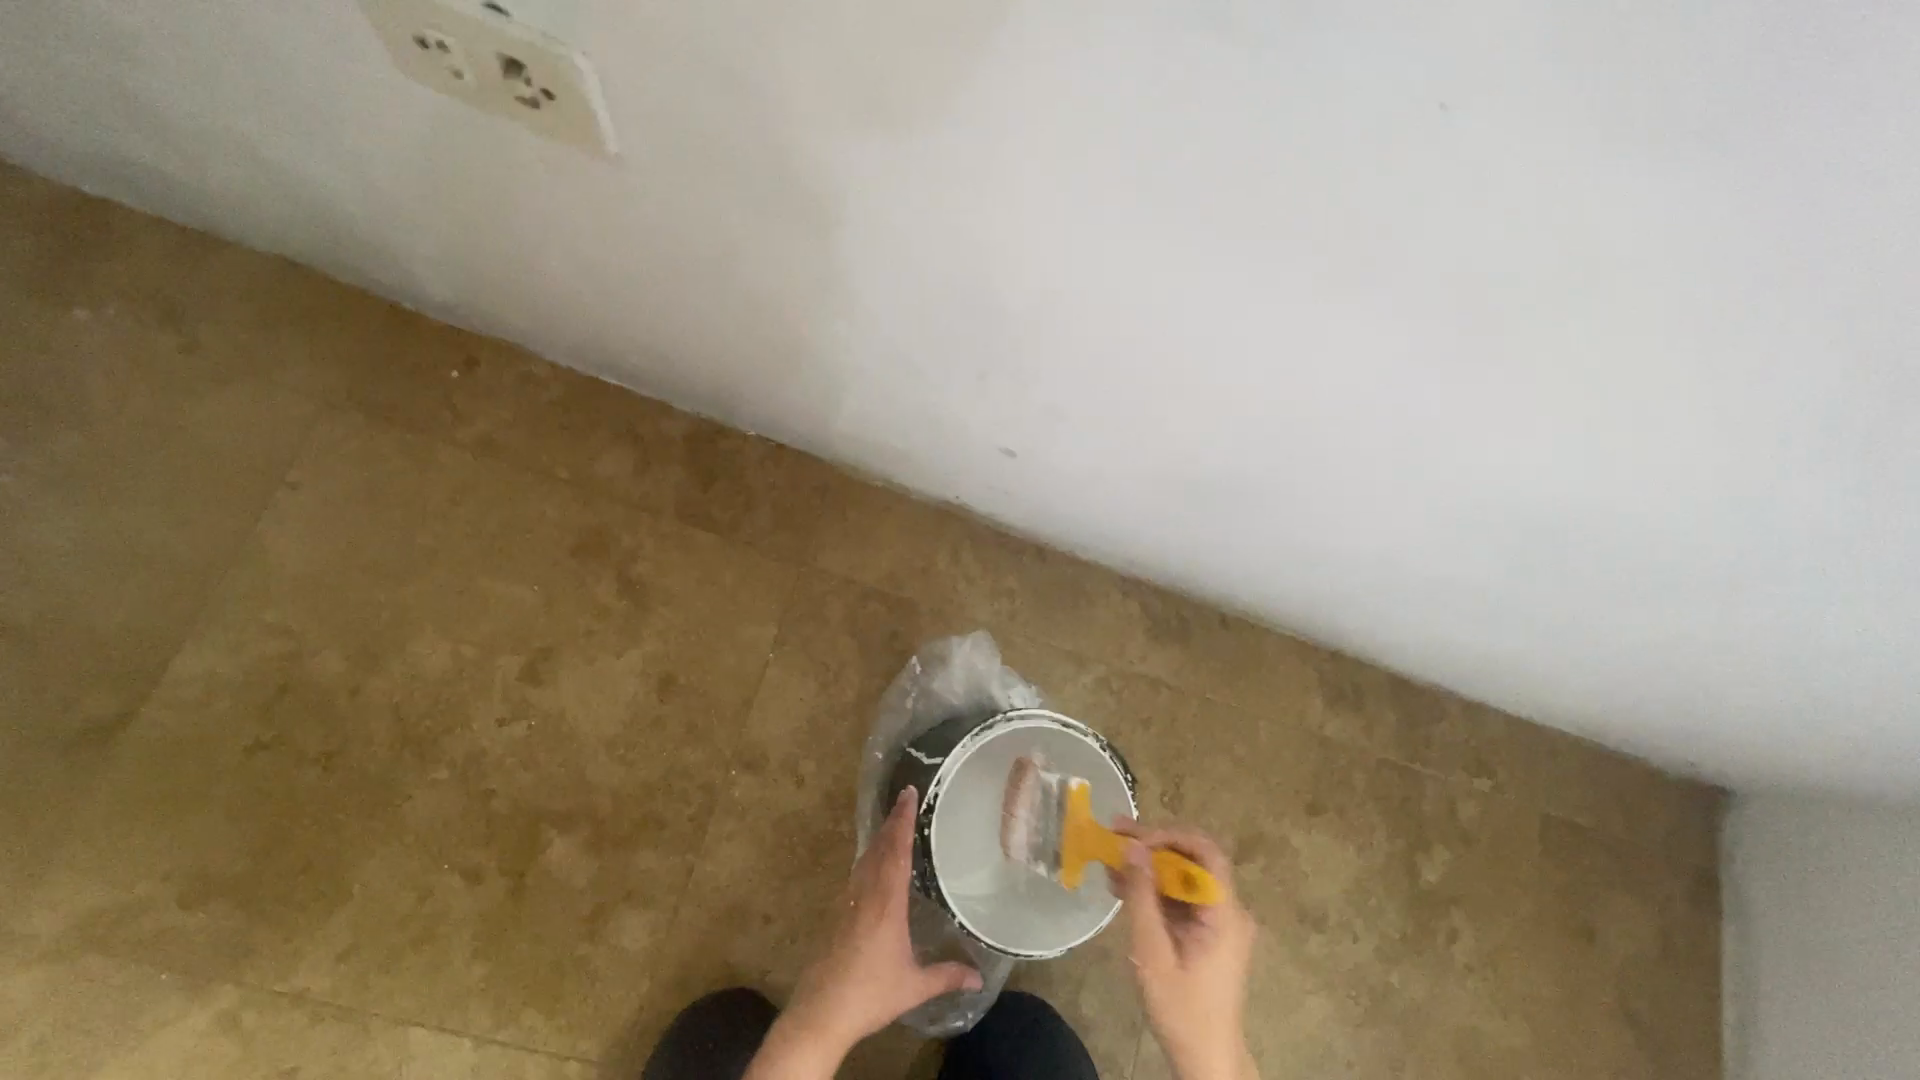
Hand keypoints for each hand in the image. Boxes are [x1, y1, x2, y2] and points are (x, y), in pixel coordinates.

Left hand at [781, 787, 982, 1051]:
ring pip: (864, 860)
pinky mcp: (836, 916)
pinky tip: (873, 865)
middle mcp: (864, 894)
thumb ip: (946, 976)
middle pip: (878, 848)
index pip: (896, 851)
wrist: (820, 1013)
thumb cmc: (869, 995)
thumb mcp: (913, 987)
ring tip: (893, 824)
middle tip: (905, 798)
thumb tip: (978, 978)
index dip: (903, 821)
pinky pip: (856, 876)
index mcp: (886, 903)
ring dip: (879, 839)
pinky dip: (869, 859)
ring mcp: (847, 904)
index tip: (909, 794)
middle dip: (892, 821)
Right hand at [1113, 822, 1257, 1079]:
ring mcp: (1220, 922)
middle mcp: (1229, 910)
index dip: (1169, 836)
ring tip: (1110, 862)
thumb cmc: (1181, 1008)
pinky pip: (1182, 899)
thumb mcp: (1152, 951)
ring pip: (1184, 878)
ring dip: (1149, 868)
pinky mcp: (1208, 934)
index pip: (1205, 852)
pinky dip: (1155, 891)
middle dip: (1152, 846)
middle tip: (1113, 836)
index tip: (1132, 839)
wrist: (1206, 1058)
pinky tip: (1124, 888)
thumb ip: (1142, 897)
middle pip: (1193, 861)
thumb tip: (1132, 847)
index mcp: (1225, 912)